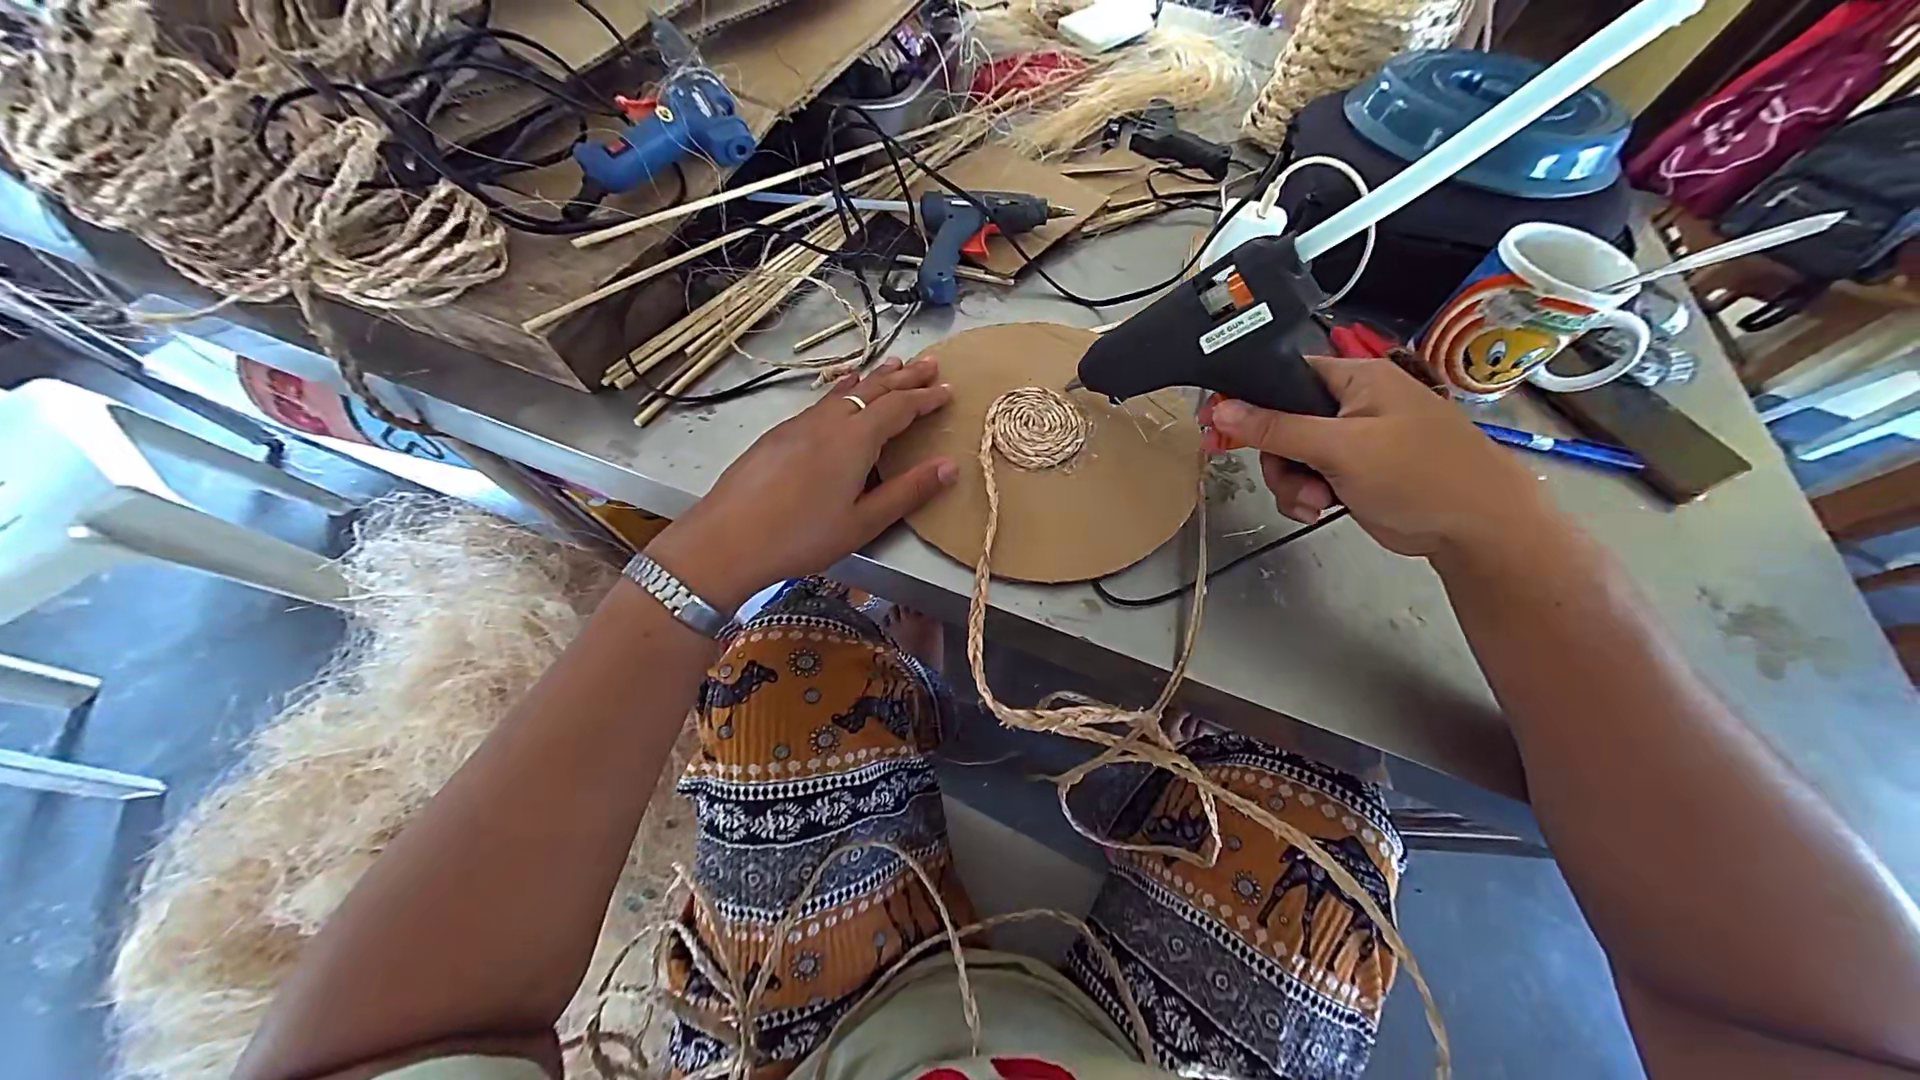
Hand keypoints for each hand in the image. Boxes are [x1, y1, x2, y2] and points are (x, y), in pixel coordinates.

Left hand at [644, 358, 955, 609]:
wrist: (726, 539)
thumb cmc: (801, 536)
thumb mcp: (863, 522)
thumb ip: (908, 491)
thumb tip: (950, 466)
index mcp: (854, 440)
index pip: (899, 407)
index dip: (926, 398)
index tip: (948, 390)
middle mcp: (828, 421)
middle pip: (874, 389)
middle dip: (905, 376)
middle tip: (930, 363)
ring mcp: (800, 424)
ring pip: (846, 390)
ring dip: (875, 377)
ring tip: (894, 365)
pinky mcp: (779, 434)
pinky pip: (823, 400)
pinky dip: (844, 389)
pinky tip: (843, 389)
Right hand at [1202, 355, 1561, 559]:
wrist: (1477, 529)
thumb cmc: (1420, 475)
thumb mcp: (1341, 448)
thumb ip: (1277, 428)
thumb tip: (1222, 410)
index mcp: (1354, 380)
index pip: (1284, 376)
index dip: (1248, 399)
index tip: (1219, 426)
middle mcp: (1349, 405)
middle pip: (1279, 424)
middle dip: (1277, 458)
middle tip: (1291, 479)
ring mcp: (1350, 441)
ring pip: (1289, 456)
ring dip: (1291, 483)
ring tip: (1314, 503)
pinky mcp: (1350, 472)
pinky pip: (1305, 478)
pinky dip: (1304, 496)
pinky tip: (1320, 509)